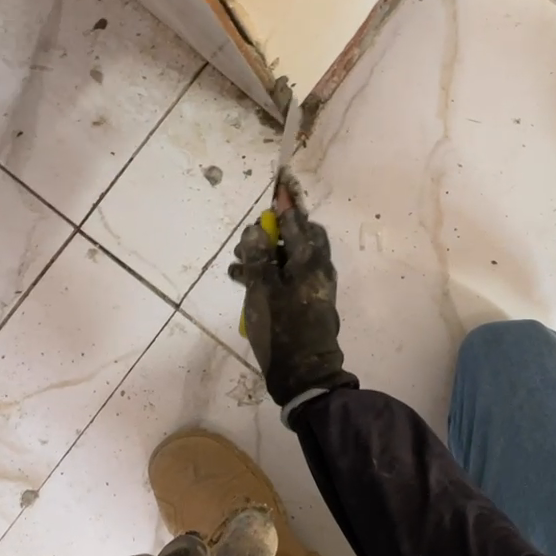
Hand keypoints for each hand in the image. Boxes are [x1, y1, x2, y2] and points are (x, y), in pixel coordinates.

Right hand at [229, 176, 358, 406]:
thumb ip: (258, 258)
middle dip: (272, 232)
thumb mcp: (262, 291)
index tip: (279, 181)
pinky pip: (288, 277)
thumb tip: (257, 228)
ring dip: (265, 255)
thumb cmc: (283, 329)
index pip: (297, 221)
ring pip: (290, 258)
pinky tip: (244, 281)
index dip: (285, 202)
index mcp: (311, 261)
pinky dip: (270, 273)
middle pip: (298, 238)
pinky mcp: (307, 302)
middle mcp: (318, 269)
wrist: (304, 374)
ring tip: (237, 265)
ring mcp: (314, 287)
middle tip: (249, 239)